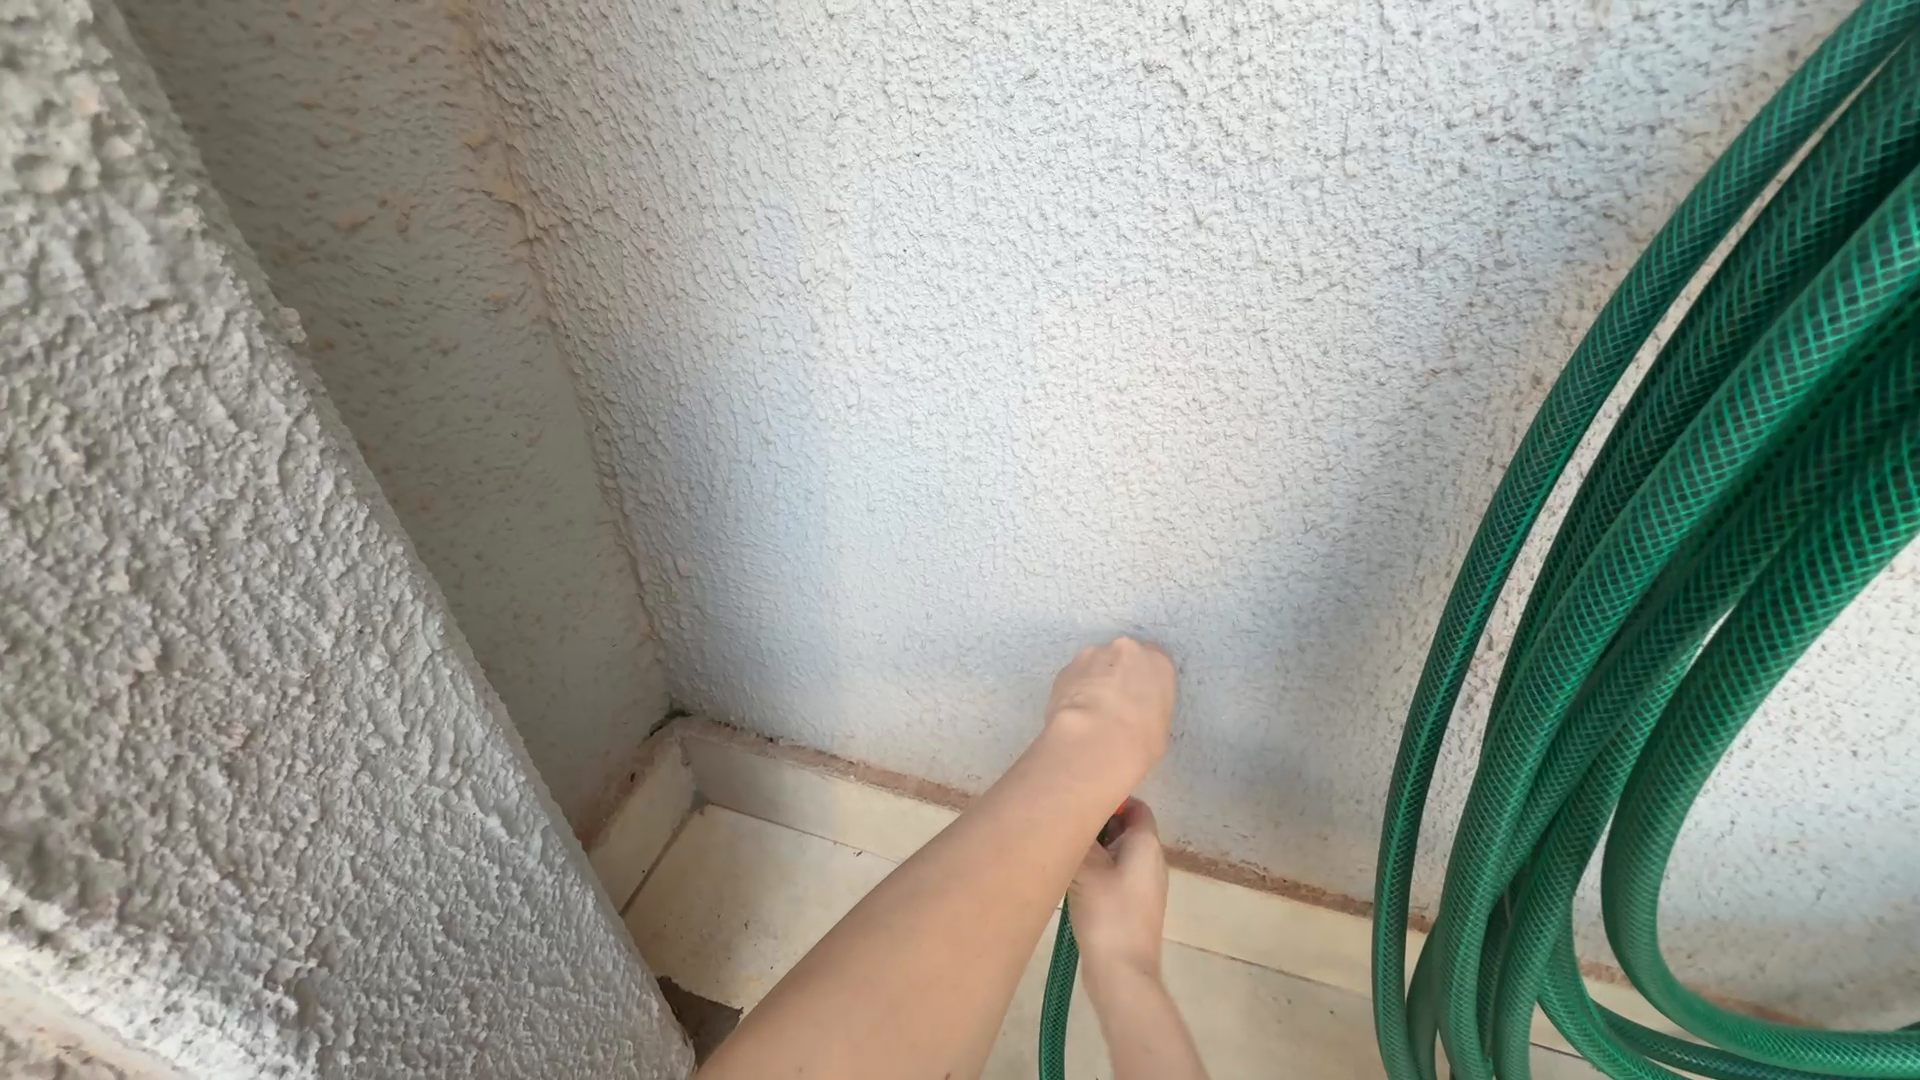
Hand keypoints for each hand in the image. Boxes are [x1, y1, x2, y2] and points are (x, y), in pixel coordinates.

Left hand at [1043, 637, 1176, 783]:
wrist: (1093, 740)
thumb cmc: (1140, 739)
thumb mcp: (1160, 727)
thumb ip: (1149, 707)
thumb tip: (1135, 714)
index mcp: (1157, 662)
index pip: (1154, 660)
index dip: (1145, 678)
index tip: (1140, 696)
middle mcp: (1124, 649)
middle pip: (1122, 657)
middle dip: (1118, 674)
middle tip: (1114, 703)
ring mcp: (1091, 655)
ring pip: (1095, 664)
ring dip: (1094, 680)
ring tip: (1090, 710)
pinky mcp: (1065, 669)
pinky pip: (1074, 676)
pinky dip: (1075, 689)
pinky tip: (1075, 712)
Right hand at [1068, 799, 1168, 983]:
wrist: (1123, 975)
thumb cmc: (1108, 914)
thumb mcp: (1087, 869)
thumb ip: (1079, 838)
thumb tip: (1066, 813)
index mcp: (1146, 845)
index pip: (1135, 806)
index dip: (1111, 800)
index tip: (1081, 803)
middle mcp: (1151, 861)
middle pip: (1124, 829)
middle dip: (1096, 825)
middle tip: (1067, 827)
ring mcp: (1143, 886)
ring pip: (1116, 854)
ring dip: (1093, 851)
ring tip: (1064, 852)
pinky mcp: (1133, 906)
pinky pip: (1114, 876)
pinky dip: (1096, 872)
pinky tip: (1072, 880)